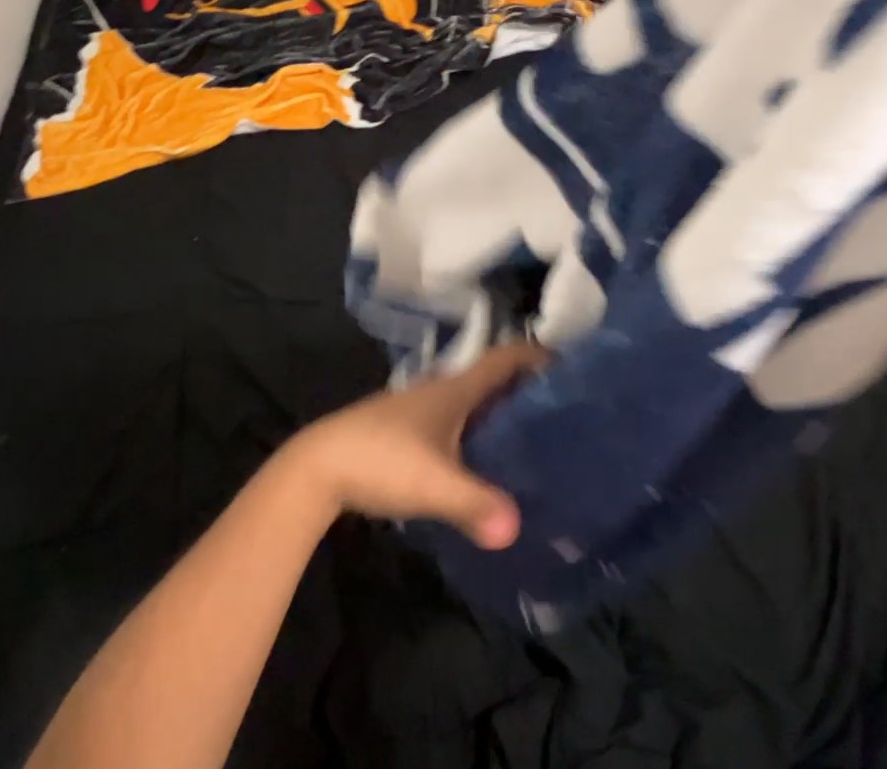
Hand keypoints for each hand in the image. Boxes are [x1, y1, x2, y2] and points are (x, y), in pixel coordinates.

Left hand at [273, 343, 546, 549]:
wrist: (315, 469)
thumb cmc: (379, 460)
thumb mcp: (433, 483)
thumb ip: (475, 504)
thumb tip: (515, 530)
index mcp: (452, 390)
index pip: (503, 359)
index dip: (537, 357)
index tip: (570, 367)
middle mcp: (437, 393)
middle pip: (491, 382)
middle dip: (526, 392)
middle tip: (564, 416)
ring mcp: (417, 413)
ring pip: (471, 406)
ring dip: (500, 416)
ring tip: (535, 444)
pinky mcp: (403, 435)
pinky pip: (454, 428)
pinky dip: (476, 437)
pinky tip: (485, 467)